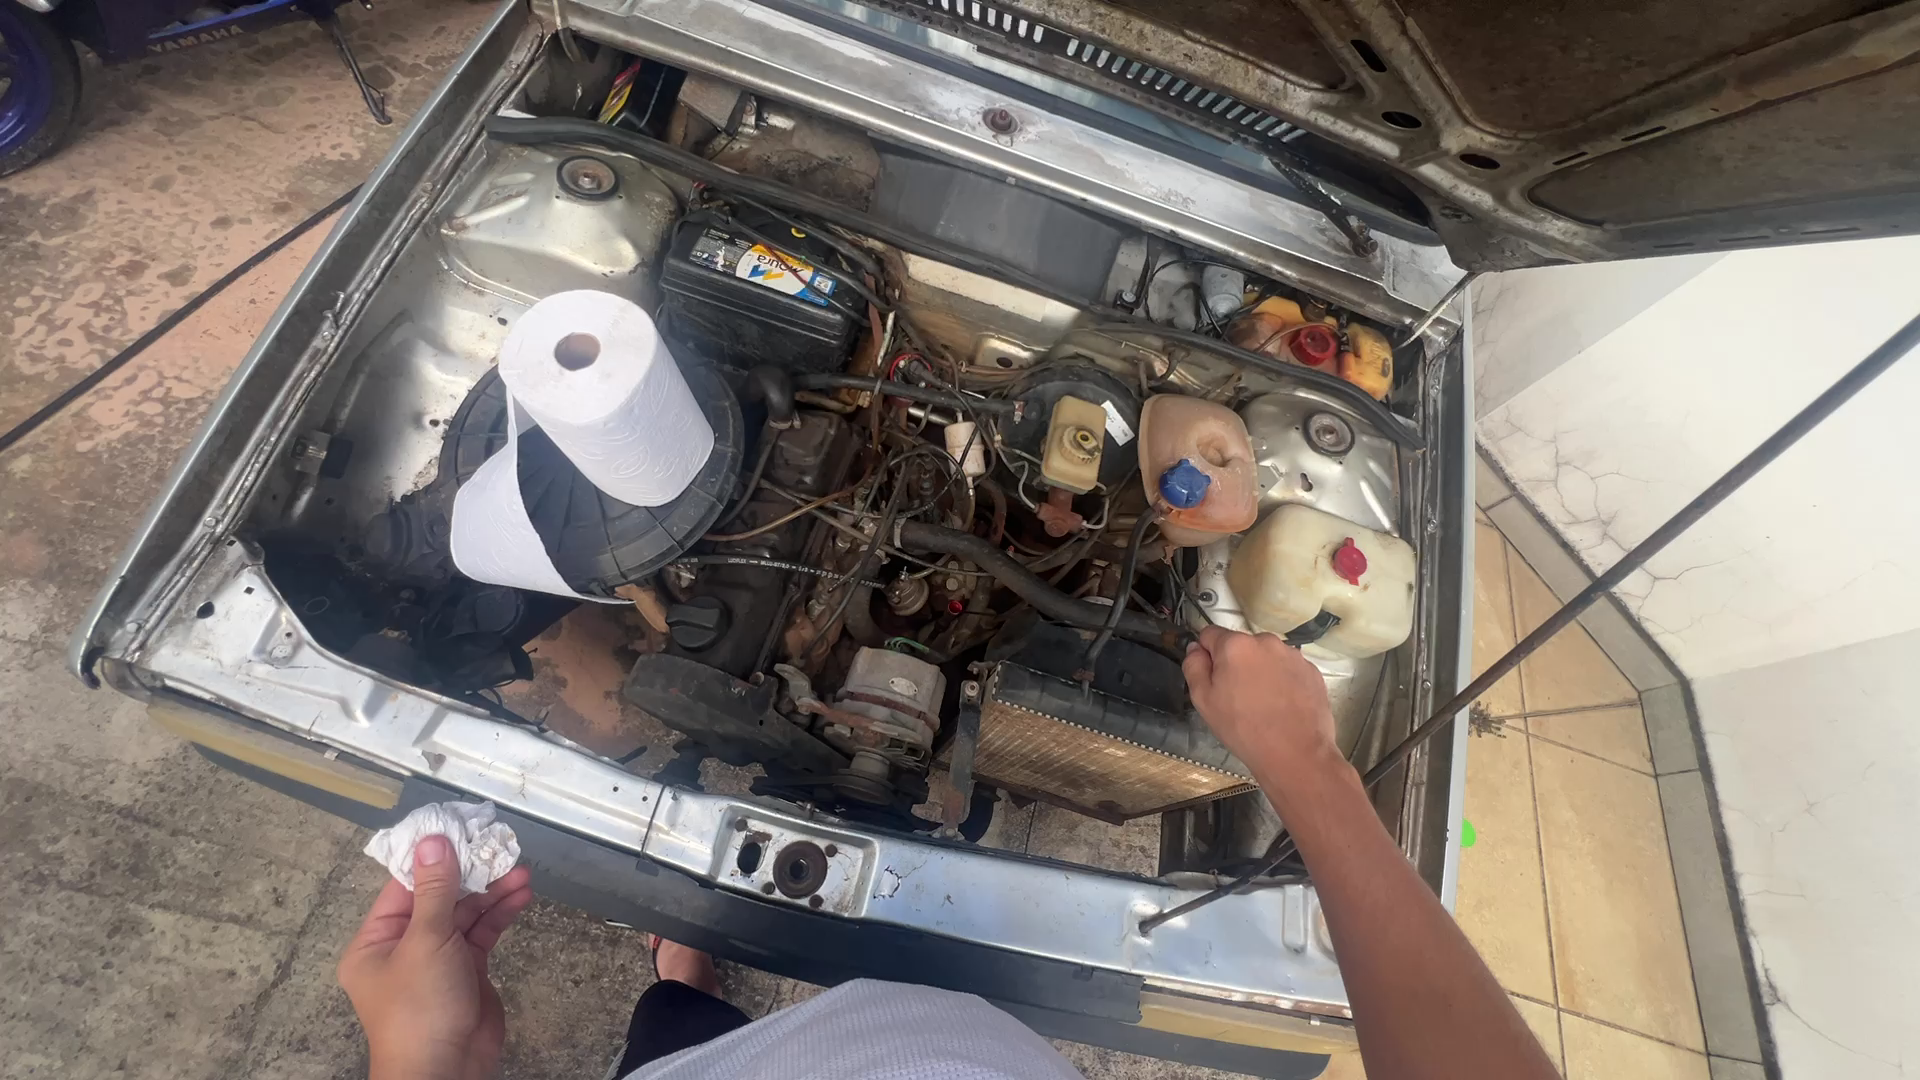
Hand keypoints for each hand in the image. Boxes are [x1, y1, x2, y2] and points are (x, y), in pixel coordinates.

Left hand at [338, 835, 534, 1079]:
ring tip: (522, 873)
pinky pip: (484, 930)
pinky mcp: (468, 967)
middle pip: (441, 896)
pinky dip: (502, 912)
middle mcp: (405, 946)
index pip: (405, 887)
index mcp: (377, 942)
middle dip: (472, 874)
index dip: (433, 857)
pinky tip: (522, 896)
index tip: (460, 827)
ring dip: (494, 891)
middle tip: (501, 847)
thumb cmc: (421, 1004)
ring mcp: (438, 957)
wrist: (447, 1068)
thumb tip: (432, 840)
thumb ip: (436, 888)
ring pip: (467, 911)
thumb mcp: (427, 940)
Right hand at [1183, 626, 1344, 799]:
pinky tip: (1281, 705)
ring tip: (1262, 703)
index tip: (1213, 679)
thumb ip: (1193, 666)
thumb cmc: (1243, 727)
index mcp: (1235, 645)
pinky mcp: (1312, 671)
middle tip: (1236, 695)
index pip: (1209, 634)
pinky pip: (1287, 668)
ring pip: (1264, 656)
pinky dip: (1281, 680)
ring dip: (1259, 670)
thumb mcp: (1203, 700)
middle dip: (1234, 663)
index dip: (1206, 655)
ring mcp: (1293, 655)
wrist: (1296, 753)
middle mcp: (1266, 641)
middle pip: (1240, 645)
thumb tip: (1196, 648)